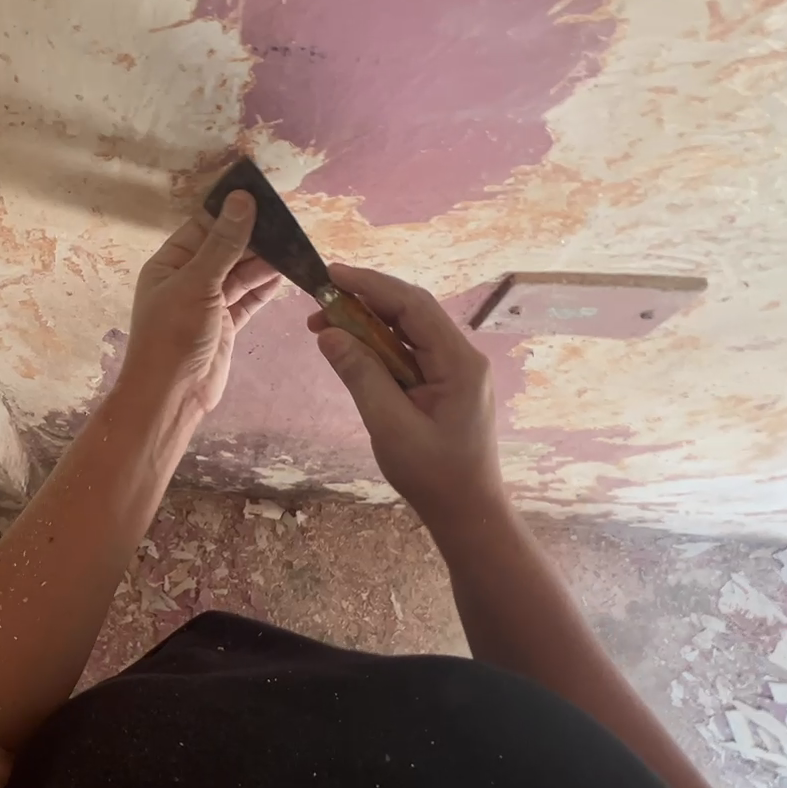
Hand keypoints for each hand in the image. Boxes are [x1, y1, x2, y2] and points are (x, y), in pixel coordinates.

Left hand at [120, 192, 282, 415]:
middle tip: (289, 224)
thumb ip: (223, 244)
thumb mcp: (197, 284)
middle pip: (226, 248)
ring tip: (294, 247)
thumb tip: (242, 200)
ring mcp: (207, 302)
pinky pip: (248, 299)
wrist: (173, 394)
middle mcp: (187, 279)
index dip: (231, 210)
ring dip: (264, 263)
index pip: (203, 226)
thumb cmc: (173, 335)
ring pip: (240, 273)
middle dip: (254, 237)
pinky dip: (265, 288)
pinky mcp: (225, 323)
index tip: (264, 195)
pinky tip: (286, 275)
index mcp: (169, 263)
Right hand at [307, 265, 503, 520]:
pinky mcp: (441, 383)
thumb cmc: (432, 474)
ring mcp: (453, 369)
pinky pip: (406, 350)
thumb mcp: (389, 425)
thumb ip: (360, 375)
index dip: (371, 285)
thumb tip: (330, 333)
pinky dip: (375, 343)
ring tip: (324, 323)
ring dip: (366, 322)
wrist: (467, 511)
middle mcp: (460, 357)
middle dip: (364, 299)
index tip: (332, 275)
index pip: (412, 306)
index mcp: (458, 361)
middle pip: (410, 311)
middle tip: (319, 299)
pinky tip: (350, 346)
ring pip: (406, 329)